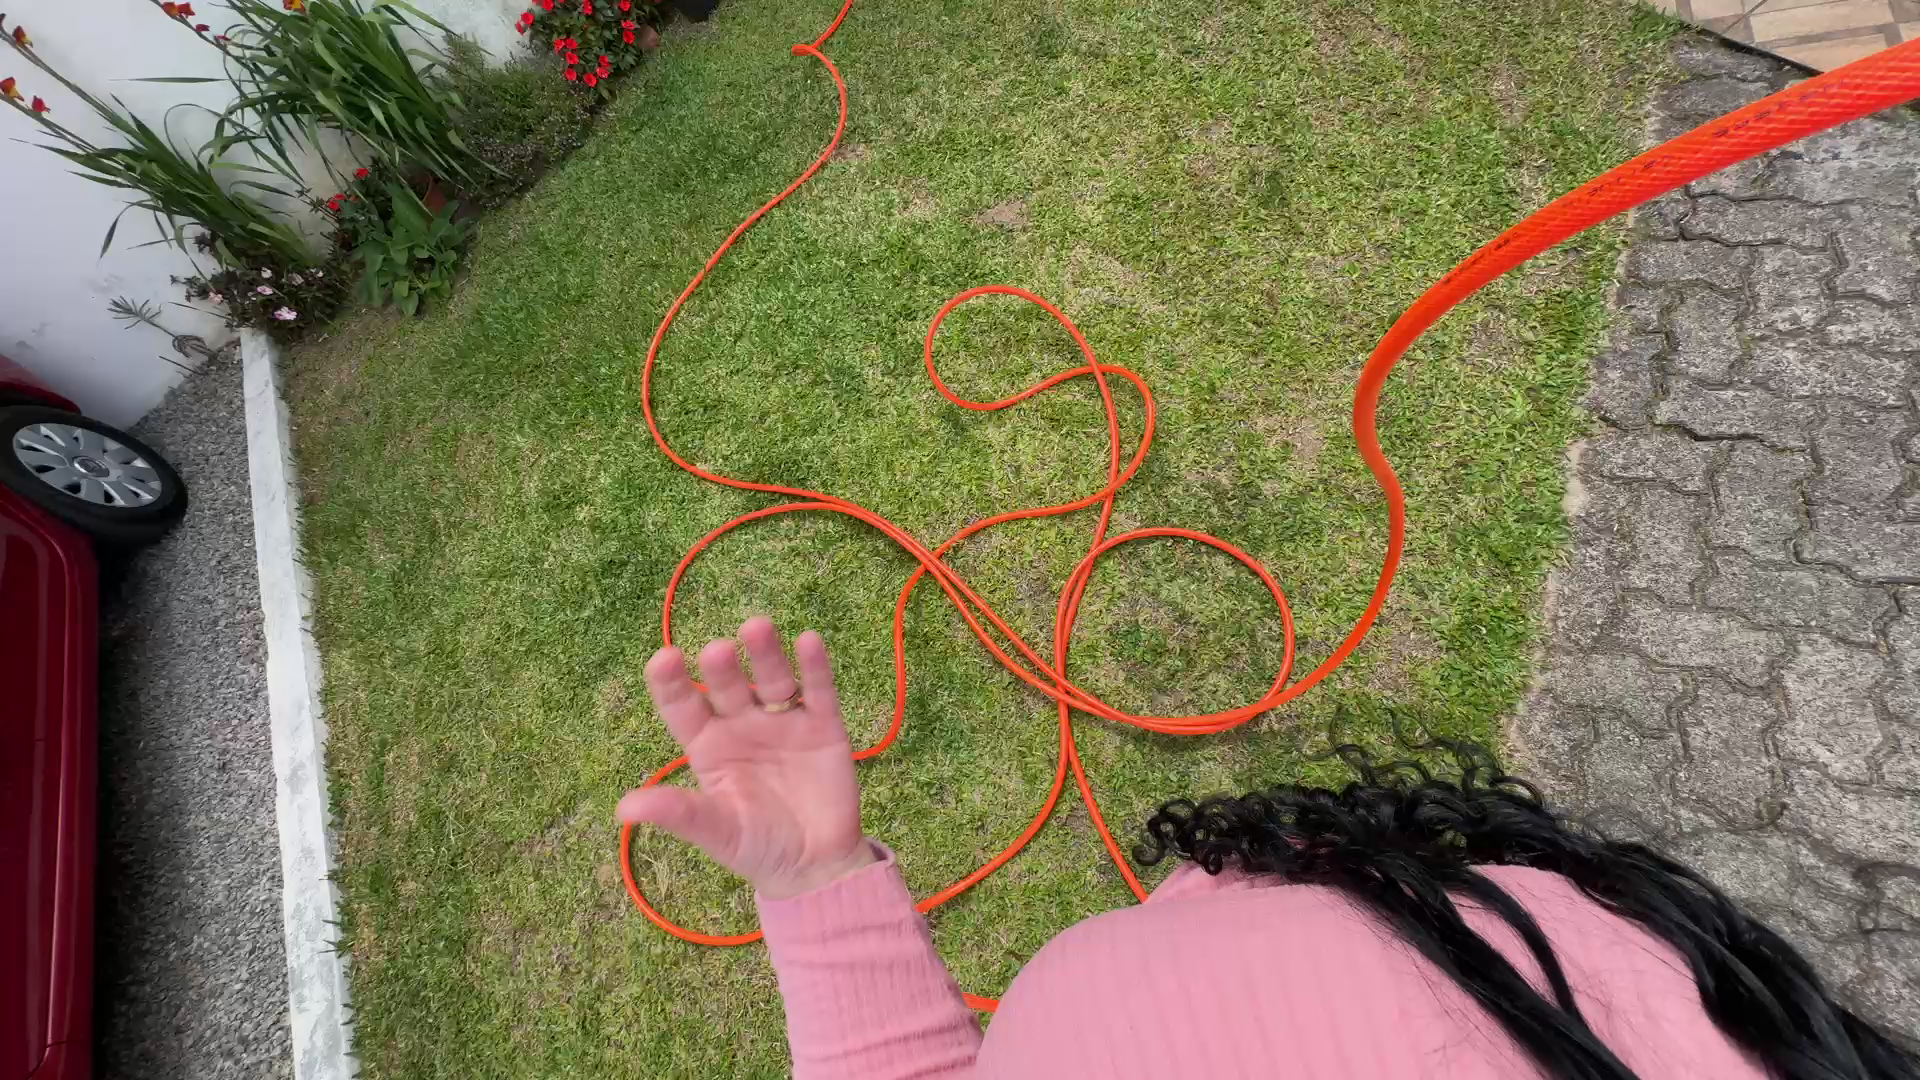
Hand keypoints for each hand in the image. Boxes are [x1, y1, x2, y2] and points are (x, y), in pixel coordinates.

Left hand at [617, 616, 875, 899]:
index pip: (683, 708)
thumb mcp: (717, 833)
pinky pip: (818, 690)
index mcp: (709, 747)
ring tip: (756, 628)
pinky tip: (808, 641)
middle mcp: (743, 724)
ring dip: (765, 654)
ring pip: (772, 678)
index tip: (664, 658)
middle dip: (722, 668)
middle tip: (717, 651)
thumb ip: (681, 815)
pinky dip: (814, 666)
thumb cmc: (758, 847)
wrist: (817, 864)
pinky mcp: (824, 724)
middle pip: (729, 686)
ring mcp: (785, 720)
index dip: (672, 683)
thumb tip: (624, 807)